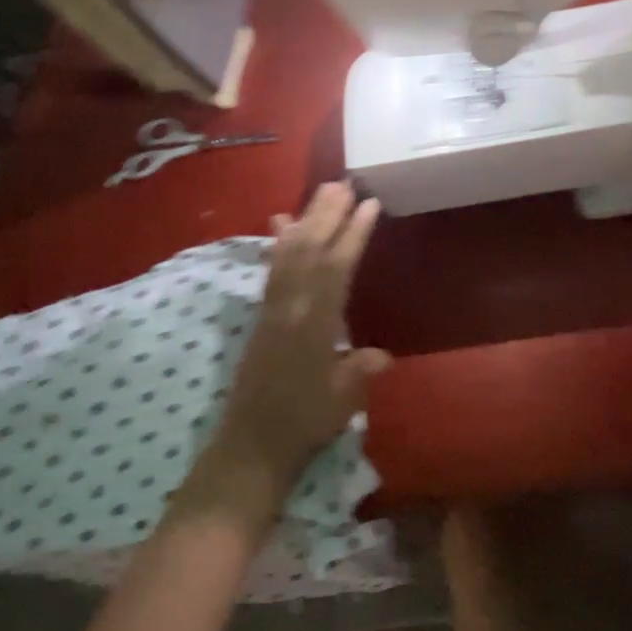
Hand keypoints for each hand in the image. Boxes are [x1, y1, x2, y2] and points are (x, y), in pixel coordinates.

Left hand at [179, 184, 390, 521]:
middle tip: (343, 183)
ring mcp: (272, 311)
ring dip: (305, 221)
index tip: (368, 204)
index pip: (336, 269)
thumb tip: (380, 354)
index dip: (352, 234)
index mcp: (314, 326)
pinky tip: (280, 225)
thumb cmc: (304, 425)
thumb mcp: (341, 400)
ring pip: (289, 255)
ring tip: (320, 193)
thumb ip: (358, 371)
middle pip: (309, 251)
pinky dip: (278, 244)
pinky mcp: (262, 318)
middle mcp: (289, 310)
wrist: (251, 447)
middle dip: (327, 215)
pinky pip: (272, 271)